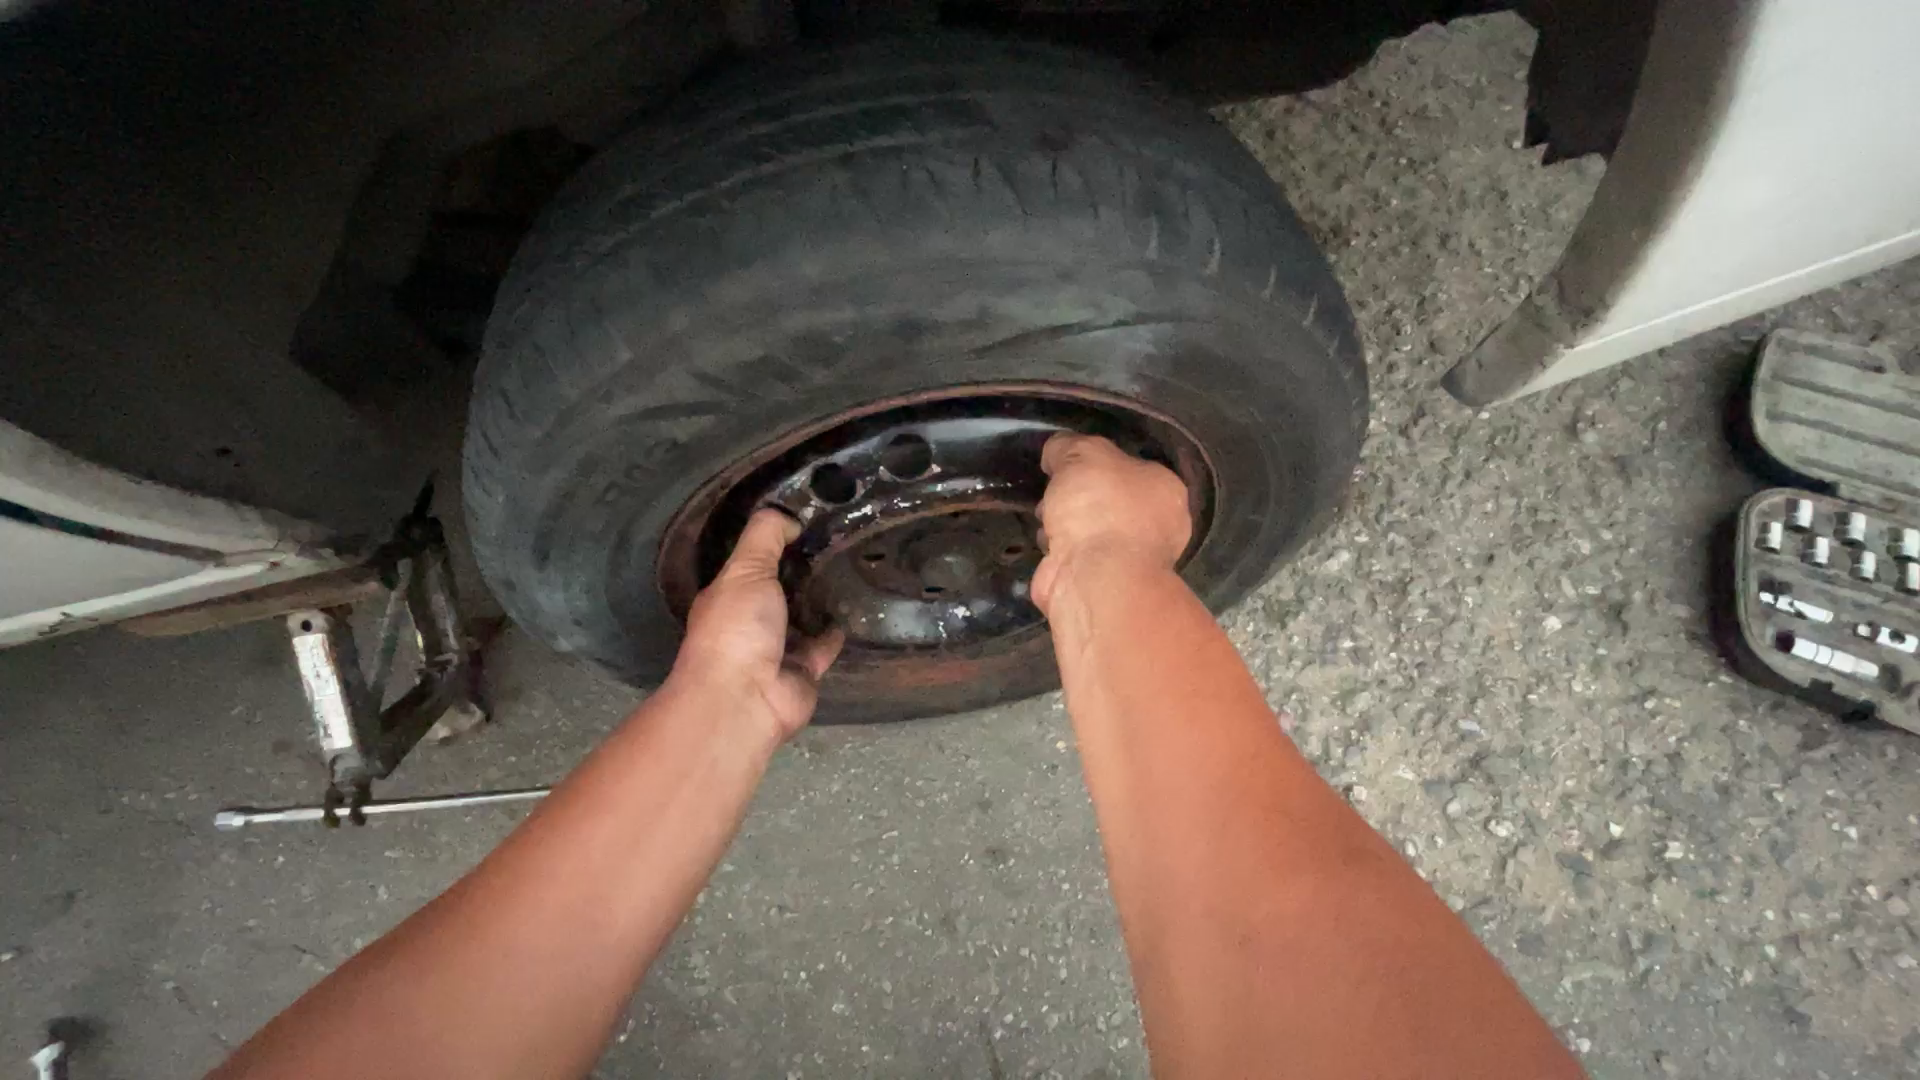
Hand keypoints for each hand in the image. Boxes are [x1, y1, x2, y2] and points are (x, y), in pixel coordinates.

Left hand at [667, 509, 843, 745]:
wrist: (745, 699)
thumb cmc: (736, 629)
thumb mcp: (745, 569)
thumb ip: (765, 537)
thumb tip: (789, 516)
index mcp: (730, 594)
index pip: (753, 561)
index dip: (777, 540)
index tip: (809, 517)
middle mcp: (752, 620)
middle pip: (781, 587)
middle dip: (804, 568)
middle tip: (840, 538)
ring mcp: (779, 646)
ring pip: (805, 615)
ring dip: (823, 597)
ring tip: (854, 564)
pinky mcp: (805, 668)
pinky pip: (825, 643)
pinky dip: (839, 628)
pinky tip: (857, 604)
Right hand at [1031, 434, 1191, 615]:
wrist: (1093, 578)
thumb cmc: (1100, 508)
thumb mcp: (1082, 454)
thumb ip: (1068, 446)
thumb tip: (1057, 451)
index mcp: (1165, 490)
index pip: (1131, 468)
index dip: (1096, 463)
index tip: (1068, 464)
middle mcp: (1156, 526)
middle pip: (1107, 500)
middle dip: (1076, 496)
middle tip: (1056, 492)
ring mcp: (1129, 560)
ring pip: (1088, 530)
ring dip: (1064, 524)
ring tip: (1046, 519)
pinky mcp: (1101, 584)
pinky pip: (1075, 557)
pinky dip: (1058, 552)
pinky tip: (1048, 547)